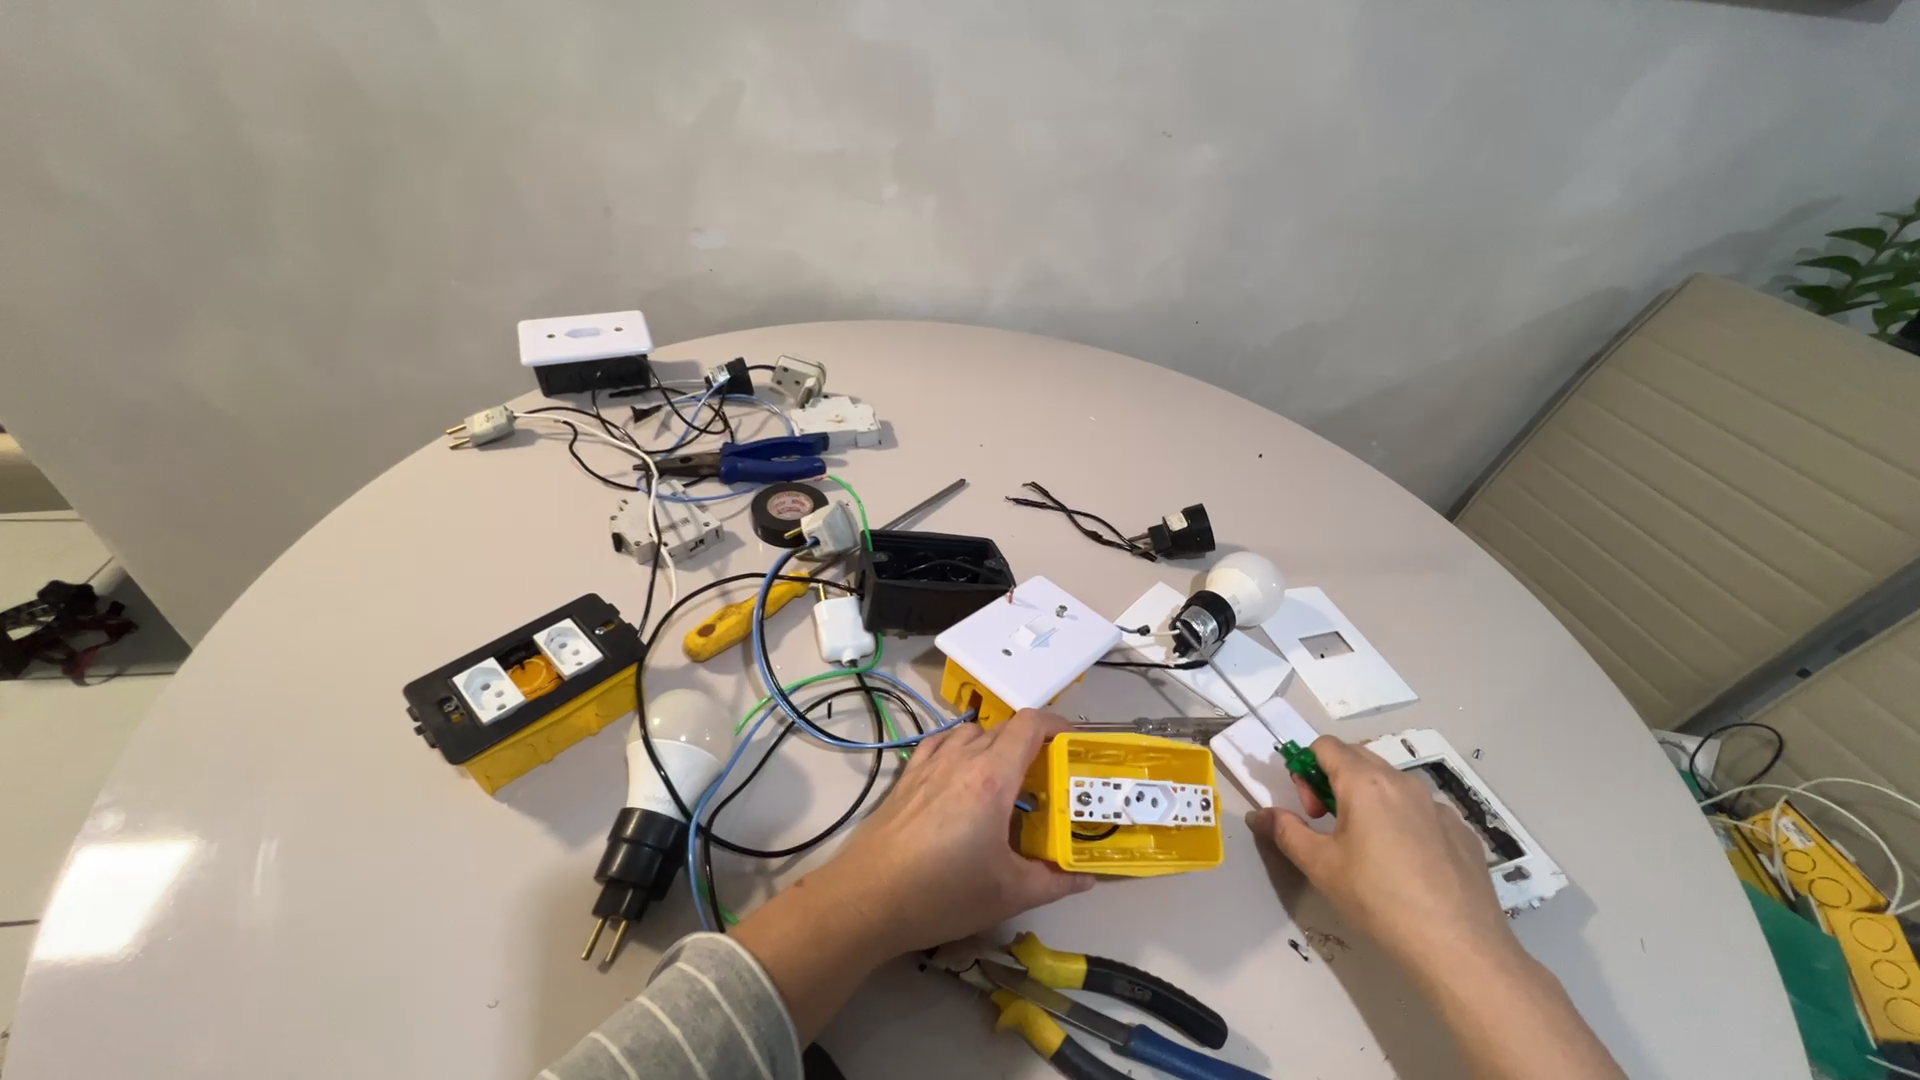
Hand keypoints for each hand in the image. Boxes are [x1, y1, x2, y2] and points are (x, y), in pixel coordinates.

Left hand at [807, 708, 1094, 955]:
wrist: (867, 899)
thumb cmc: (943, 893)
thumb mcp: (1008, 894)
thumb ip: (1053, 881)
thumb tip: (1086, 879)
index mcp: (992, 777)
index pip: (1030, 725)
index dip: (1057, 724)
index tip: (1073, 743)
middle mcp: (962, 758)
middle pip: (1004, 727)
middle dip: (1032, 742)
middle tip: (1048, 774)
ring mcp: (930, 764)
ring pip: (971, 732)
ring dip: (995, 743)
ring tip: (1007, 776)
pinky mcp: (907, 776)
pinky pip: (941, 743)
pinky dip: (960, 747)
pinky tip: (962, 773)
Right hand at [1250, 735, 1516, 976]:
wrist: (1458, 948)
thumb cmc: (1377, 899)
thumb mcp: (1319, 865)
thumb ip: (1285, 831)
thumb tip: (1259, 814)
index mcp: (1365, 782)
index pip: (1325, 745)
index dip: (1306, 770)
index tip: (1310, 811)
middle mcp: (1404, 783)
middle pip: (1358, 759)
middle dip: (1335, 780)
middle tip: (1331, 826)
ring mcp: (1439, 807)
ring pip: (1392, 785)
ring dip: (1370, 800)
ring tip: (1370, 848)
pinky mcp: (1463, 832)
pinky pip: (1423, 811)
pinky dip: (1405, 822)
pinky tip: (1409, 867)